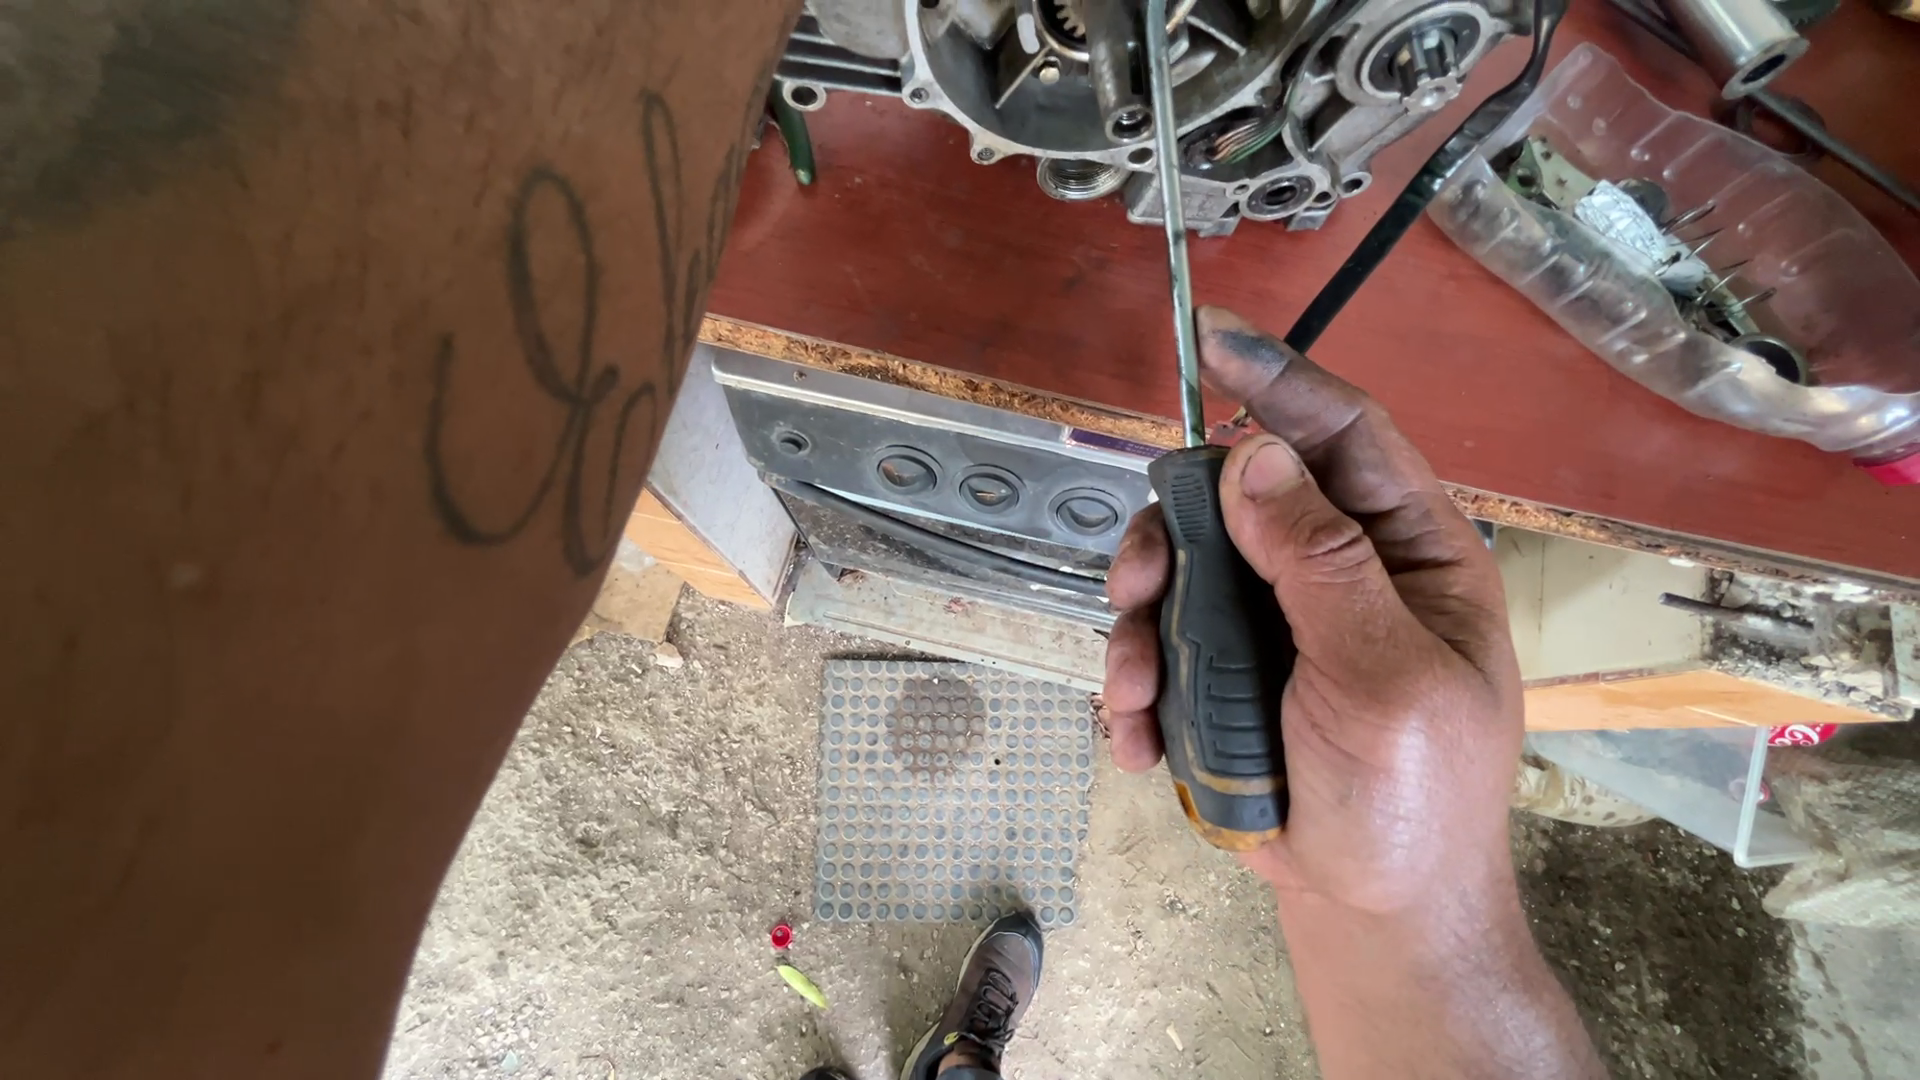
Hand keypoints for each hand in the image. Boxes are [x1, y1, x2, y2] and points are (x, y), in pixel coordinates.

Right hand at [1104, 306, 1522, 914]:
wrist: (1367, 902)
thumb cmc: (1410, 795)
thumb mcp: (1381, 676)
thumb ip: (1321, 563)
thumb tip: (1255, 456)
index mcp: (1400, 551)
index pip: (1341, 434)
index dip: (1277, 379)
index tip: (1211, 338)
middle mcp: (1325, 568)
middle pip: (1225, 500)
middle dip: (1166, 538)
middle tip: (1134, 586)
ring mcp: (1264, 618)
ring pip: (1172, 572)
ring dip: (1137, 628)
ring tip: (1135, 694)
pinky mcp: (1217, 667)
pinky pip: (1154, 641)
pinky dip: (1132, 684)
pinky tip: (1136, 735)